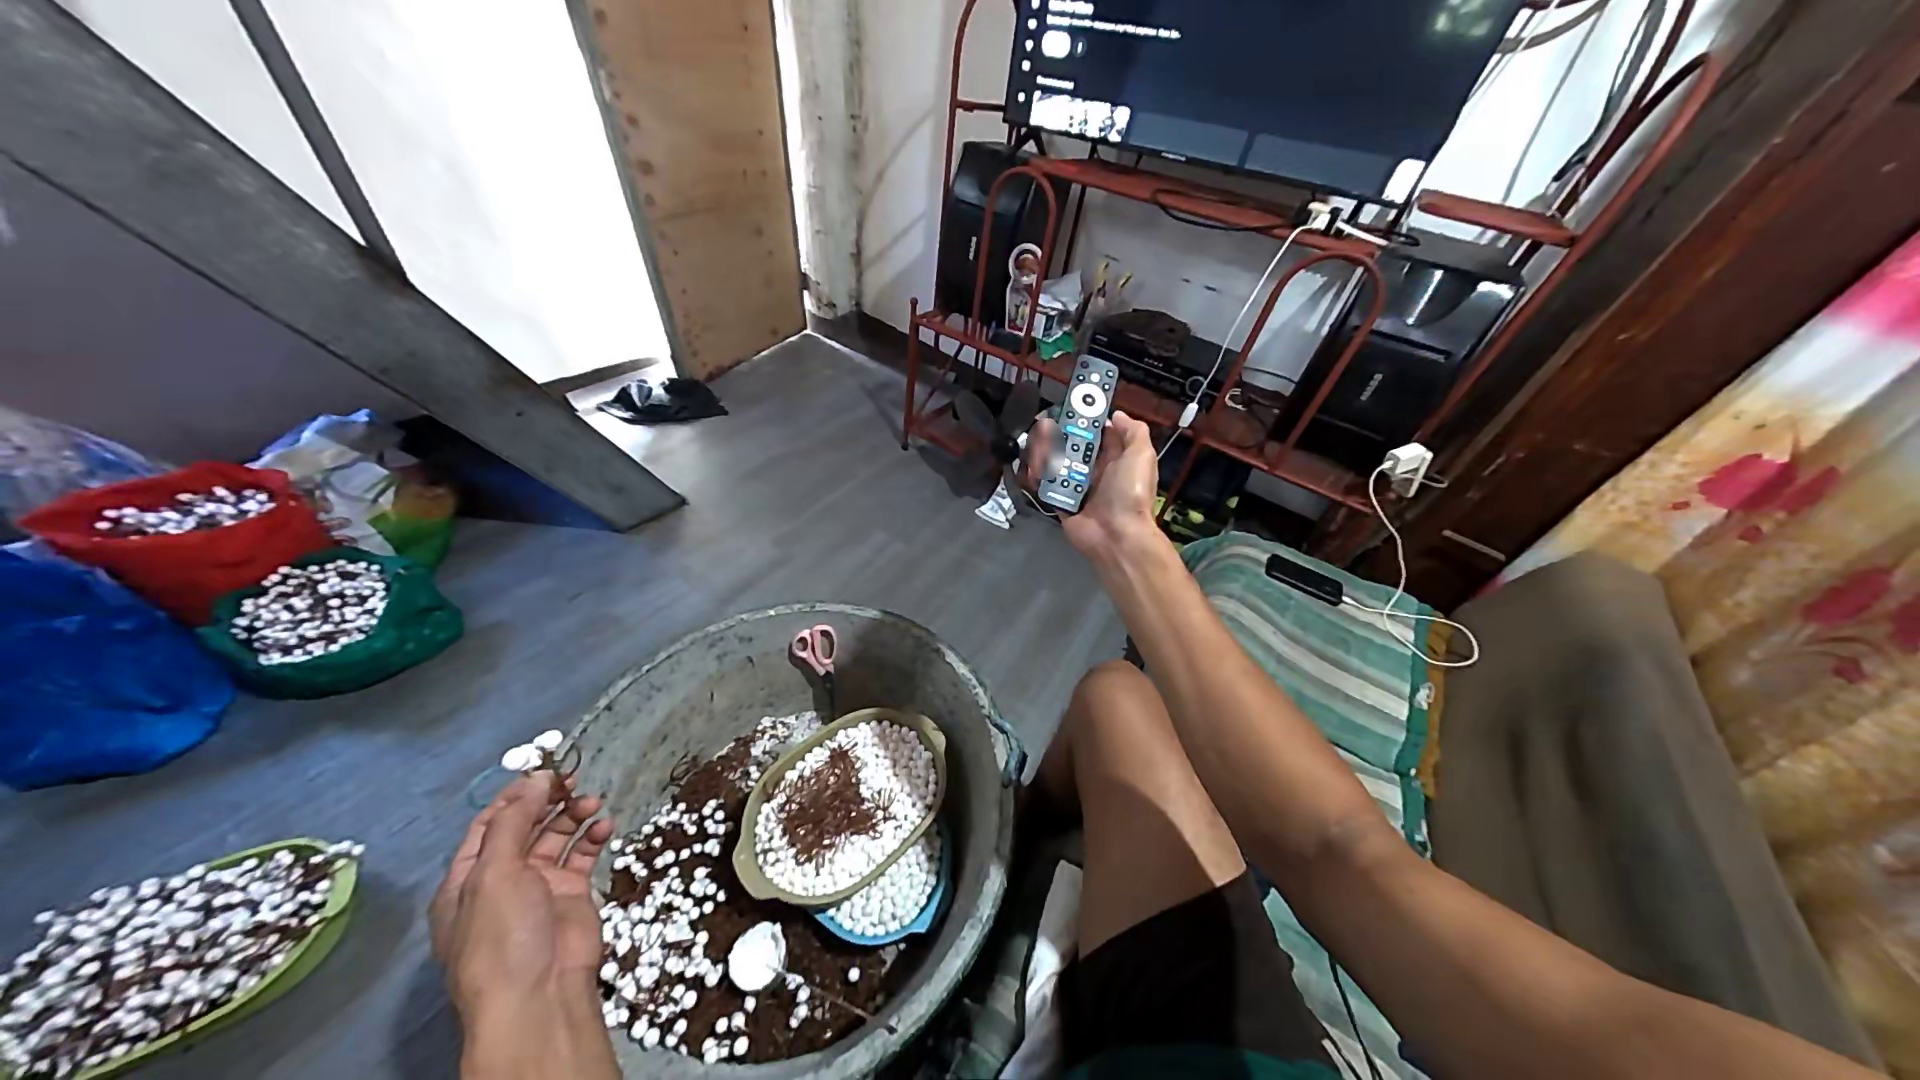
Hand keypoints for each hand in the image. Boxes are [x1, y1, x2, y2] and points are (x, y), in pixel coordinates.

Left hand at [430, 772, 618, 1078]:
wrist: (540, 992)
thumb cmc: (503, 933)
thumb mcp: (494, 873)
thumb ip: (514, 820)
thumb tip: (537, 778)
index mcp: (468, 878)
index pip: (490, 824)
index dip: (515, 795)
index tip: (544, 771)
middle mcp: (502, 878)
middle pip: (526, 826)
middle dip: (548, 800)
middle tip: (573, 780)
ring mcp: (539, 886)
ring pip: (557, 836)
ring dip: (573, 815)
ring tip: (592, 802)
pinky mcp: (572, 893)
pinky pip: (582, 855)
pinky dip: (593, 837)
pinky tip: (604, 826)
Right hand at [1023, 410, 1161, 561]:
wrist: (1116, 535)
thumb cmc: (1130, 492)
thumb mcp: (1142, 455)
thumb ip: (1133, 431)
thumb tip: (1116, 415)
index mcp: (1117, 460)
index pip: (1101, 435)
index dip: (1088, 421)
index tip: (1071, 407)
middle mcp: (1098, 473)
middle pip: (1077, 449)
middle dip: (1063, 436)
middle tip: (1044, 423)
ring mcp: (1080, 489)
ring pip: (1060, 466)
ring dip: (1048, 455)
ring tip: (1033, 441)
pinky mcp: (1064, 504)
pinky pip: (1049, 488)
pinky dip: (1040, 478)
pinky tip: (1028, 464)